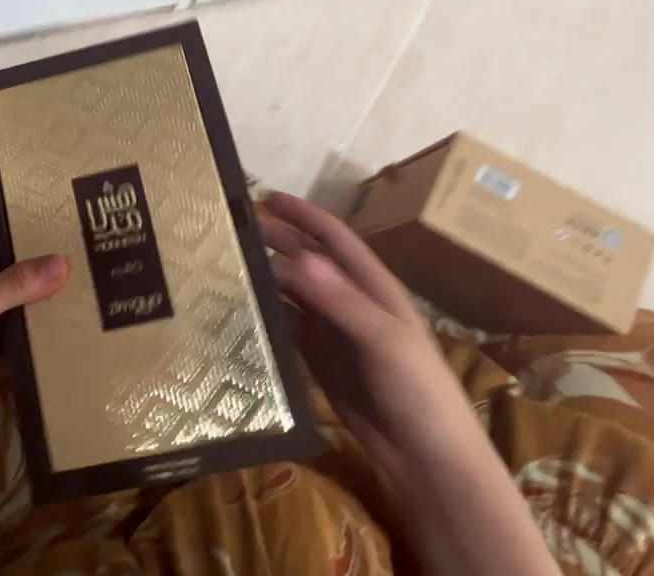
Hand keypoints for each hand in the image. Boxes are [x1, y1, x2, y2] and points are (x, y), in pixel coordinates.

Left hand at [0, 213, 69, 436]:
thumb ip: (16, 283)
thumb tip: (62, 261)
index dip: (5, 211)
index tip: (43, 200)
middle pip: (1, 261)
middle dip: (31, 254)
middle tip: (74, 240)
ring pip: (11, 298)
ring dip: (36, 293)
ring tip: (82, 275)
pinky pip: (15, 332)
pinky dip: (34, 328)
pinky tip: (68, 320)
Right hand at [260, 192, 484, 468]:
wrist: (426, 455)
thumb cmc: (417, 388)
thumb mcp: (383, 339)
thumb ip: (341, 300)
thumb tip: (299, 258)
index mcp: (372, 285)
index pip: (333, 237)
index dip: (303, 214)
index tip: (267, 197)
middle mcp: (349, 299)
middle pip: (308, 259)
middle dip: (276, 240)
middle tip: (233, 230)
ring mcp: (332, 329)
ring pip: (293, 291)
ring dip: (266, 275)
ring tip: (228, 263)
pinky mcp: (319, 357)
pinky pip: (287, 326)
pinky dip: (266, 313)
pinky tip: (241, 308)